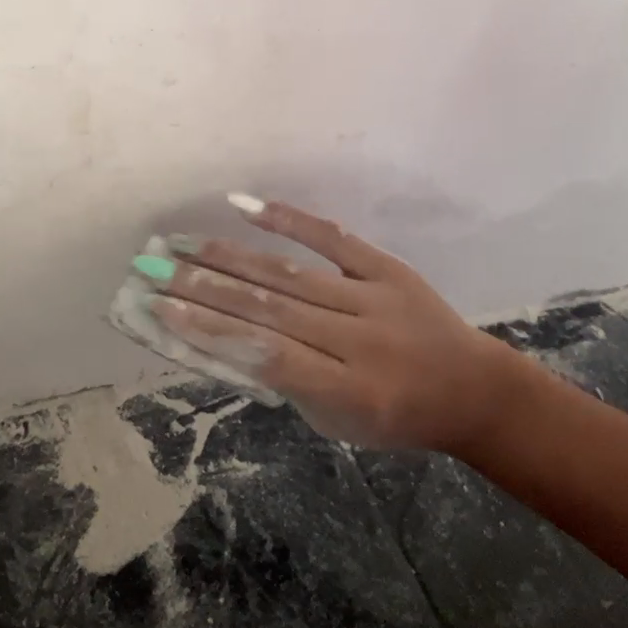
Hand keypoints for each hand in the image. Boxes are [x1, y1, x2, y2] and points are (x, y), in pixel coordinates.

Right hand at [139, 194, 526, 449]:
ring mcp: (375, 299)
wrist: (475, 393)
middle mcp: (359, 342)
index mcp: (346, 390)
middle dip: (202, 287)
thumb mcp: (333, 421)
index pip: (262, 352)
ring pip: (287, 273)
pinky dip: (287, 219)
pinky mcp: (388, 269)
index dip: (206, 328)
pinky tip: (242, 206)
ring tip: (180, 243)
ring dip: (228, 256)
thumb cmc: (393, 418)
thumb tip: (216, 335)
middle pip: (267, 308)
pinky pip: (332, 238)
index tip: (157, 306)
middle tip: (152, 268)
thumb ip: (280, 380)